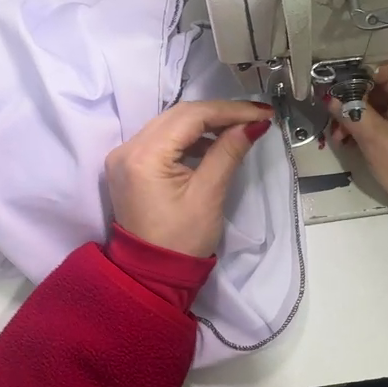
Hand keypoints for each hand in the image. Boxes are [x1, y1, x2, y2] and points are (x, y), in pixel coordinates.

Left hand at [106, 100, 272, 257]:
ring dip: (205, 123)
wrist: (152, 276)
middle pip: (179, 115)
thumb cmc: (181, 242)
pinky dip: (190, 137)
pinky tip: (214, 143)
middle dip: (219, 113)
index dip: (229, 110)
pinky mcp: (131, 165)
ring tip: (240, 128)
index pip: (191, 116)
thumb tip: (253, 124)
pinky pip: (163, 138)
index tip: (262, 112)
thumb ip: (228, 152)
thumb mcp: (208, 195)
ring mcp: (125, 156)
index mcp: (144, 156)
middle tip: (255, 117)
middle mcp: (128, 148)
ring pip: (171, 123)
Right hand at [329, 61, 387, 235]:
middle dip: (353, 103)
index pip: (371, 70)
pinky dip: (377, 121)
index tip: (328, 107)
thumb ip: (351, 113)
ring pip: (384, 98)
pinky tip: (359, 139)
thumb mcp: (376, 142)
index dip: (347, 86)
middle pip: (378, 83)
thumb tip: (329, 96)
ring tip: (343, 138)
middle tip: (335, 126)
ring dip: (362, 114)